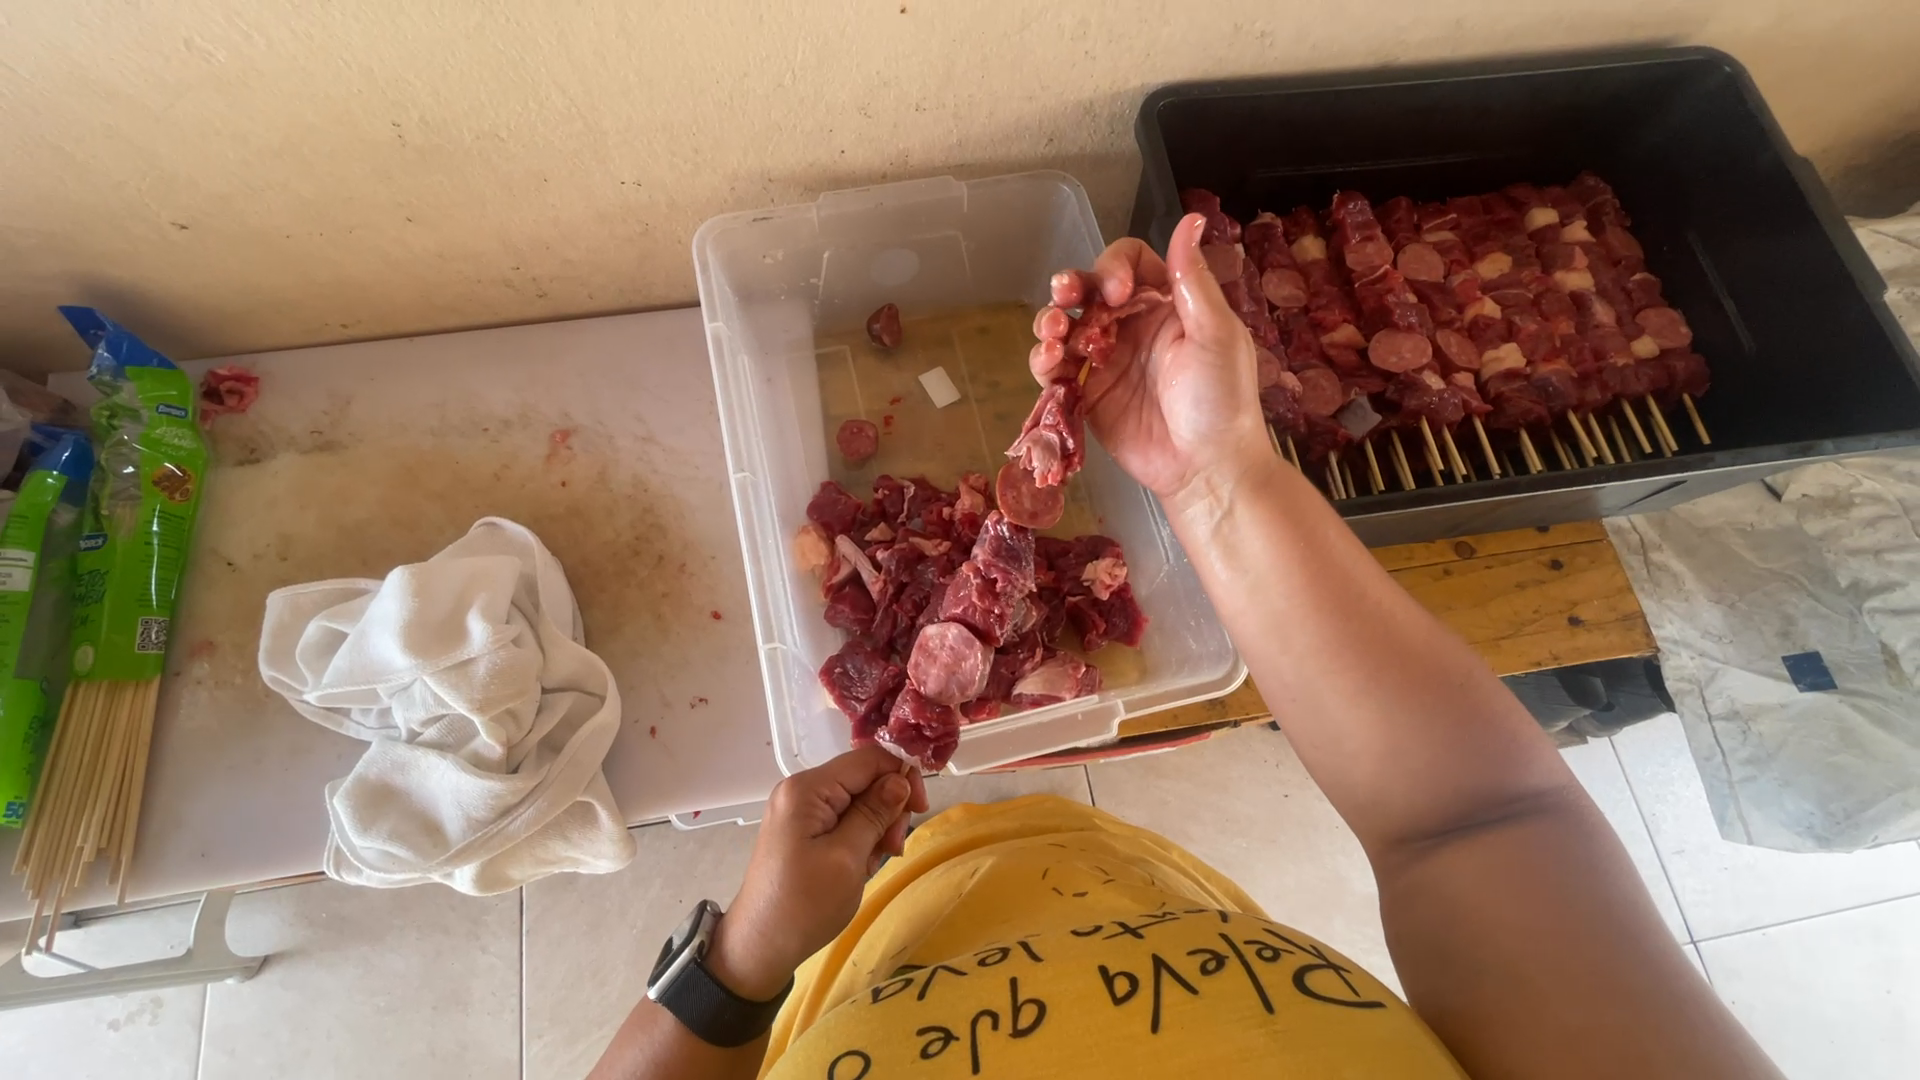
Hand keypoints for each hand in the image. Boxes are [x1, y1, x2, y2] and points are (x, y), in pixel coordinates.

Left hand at [706, 746, 929, 999]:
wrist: (758, 950)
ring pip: (859, 799)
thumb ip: (875, 812)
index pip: (869, 759)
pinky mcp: (803, 829)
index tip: (920, 808)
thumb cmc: (803, 906)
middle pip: (864, 778)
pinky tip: (861, 864)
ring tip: (873, 863)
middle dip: (888, 808)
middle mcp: (802, 789)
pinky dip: (861, 838)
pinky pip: (844, 818)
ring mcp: (801, 809)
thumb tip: (901, 778)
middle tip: (893, 848)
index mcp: (808, 788)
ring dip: (877, 827)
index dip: (901, 774)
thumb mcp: (847, 858)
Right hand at [1031, 212, 1274, 508]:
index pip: (1129, 263)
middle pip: (1088, 291)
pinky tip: (1048, 364)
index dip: (1114, 267)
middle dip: (1070, 289)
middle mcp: (1132, 326)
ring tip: (1052, 336)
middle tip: (1064, 299)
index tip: (1116, 293)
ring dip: (1051, 324)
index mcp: (1167, 304)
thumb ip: (1193, 280)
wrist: (1204, 467)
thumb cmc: (1221, 401)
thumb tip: (1190, 219)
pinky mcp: (1087, 395)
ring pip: (1066, 327)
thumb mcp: (1216, 335)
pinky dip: (1044, 363)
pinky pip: (1056, 370)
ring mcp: (1106, 361)